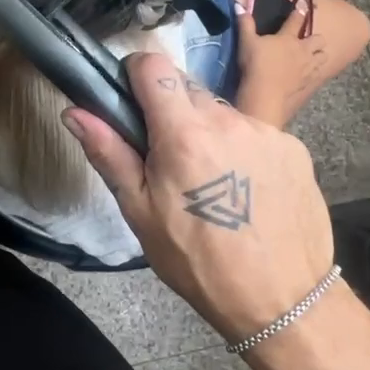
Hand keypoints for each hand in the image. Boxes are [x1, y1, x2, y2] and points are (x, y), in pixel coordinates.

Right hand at [62, 53, 333, 342]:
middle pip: (186, 88)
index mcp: (184, 133)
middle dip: (170, 111)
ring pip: (220, 111)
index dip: (136, 73)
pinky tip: (244, 190)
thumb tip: (74, 111)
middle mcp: (228, 120)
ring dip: (206, 130)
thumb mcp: (140, 212)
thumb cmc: (199, 262)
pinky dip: (241, 148)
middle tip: (167, 158)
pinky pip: (254, 132)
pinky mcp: (296, 148)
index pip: (153, 65)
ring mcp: (267, 132)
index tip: (130, 100)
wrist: (285, 304)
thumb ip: (109, 153)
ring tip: (209, 181)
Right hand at [233, 0, 329, 127]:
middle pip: (318, 39)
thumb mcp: (246, 41)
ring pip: (323, 56)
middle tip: (305, 40)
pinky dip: (315, 70)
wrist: (265, 93)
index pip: (296, 20)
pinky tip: (309, 72)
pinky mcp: (309, 81)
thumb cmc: (255, 63)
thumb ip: (244, 23)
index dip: (300, 12)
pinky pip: (319, 72)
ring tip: (311, 56)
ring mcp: (308, 67)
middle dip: (315, 38)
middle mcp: (303, 50)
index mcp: (288, 38)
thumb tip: (238, 4)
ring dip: (319, 54)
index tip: (303, 5)